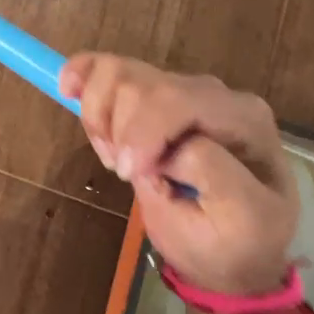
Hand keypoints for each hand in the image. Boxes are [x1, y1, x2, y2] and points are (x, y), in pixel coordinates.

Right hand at [61, 54, 297, 295]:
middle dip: (117, 128)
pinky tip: (68, 90)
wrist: (228, 247)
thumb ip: (218, 176)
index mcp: (243, 118)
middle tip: (120, 171)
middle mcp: (211, 92)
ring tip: (110, 153)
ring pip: (116, 72)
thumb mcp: (244, 223)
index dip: (141, 136)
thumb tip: (173, 146)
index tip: (131, 178)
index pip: (176, 103)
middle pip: (141, 84)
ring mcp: (176, 86)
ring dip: (98, 114)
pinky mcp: (148, 90)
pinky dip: (81, 74)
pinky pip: (105, 65)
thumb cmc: (236, 239)